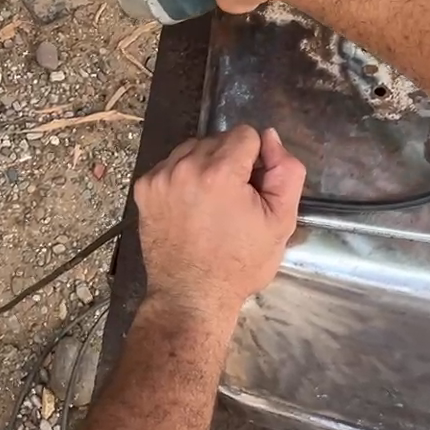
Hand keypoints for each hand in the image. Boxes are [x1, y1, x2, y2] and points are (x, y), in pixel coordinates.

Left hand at [134, 125, 306, 328]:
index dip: (255, 159)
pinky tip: (189, 205)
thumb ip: (285, 171)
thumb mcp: (280, 222)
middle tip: (233, 199)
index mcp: (220, 172)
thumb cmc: (239, 263)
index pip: (245, 134)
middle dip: (230, 161)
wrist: (191, 295)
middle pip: (217, 139)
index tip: (252, 186)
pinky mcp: (144, 186)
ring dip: (204, 166)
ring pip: (192, 148)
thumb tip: (269, 137)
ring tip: (210, 202)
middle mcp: (185, 166)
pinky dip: (181, 177)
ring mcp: (160, 175)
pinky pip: (170, 165)